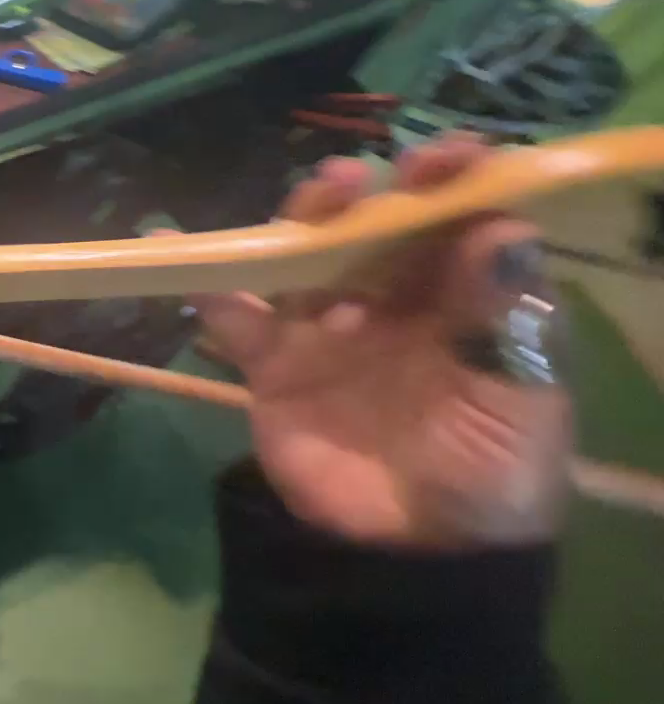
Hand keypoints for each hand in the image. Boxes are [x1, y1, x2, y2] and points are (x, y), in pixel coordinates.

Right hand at [192, 138, 572, 547]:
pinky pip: (236, 321)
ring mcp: (325, 330)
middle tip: (356, 181)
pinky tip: (186, 264)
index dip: (457, 184)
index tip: (446, 158)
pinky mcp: (270, 363)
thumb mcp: (518, 399)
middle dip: (366, 197)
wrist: (402, 546)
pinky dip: (212, 293)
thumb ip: (502, 321)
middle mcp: (395, 302)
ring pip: (304, 261)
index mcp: (469, 302)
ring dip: (300, 226)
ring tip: (307, 204)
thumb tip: (497, 232)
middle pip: (372, 232)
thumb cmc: (487, 472)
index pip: (464, 225)